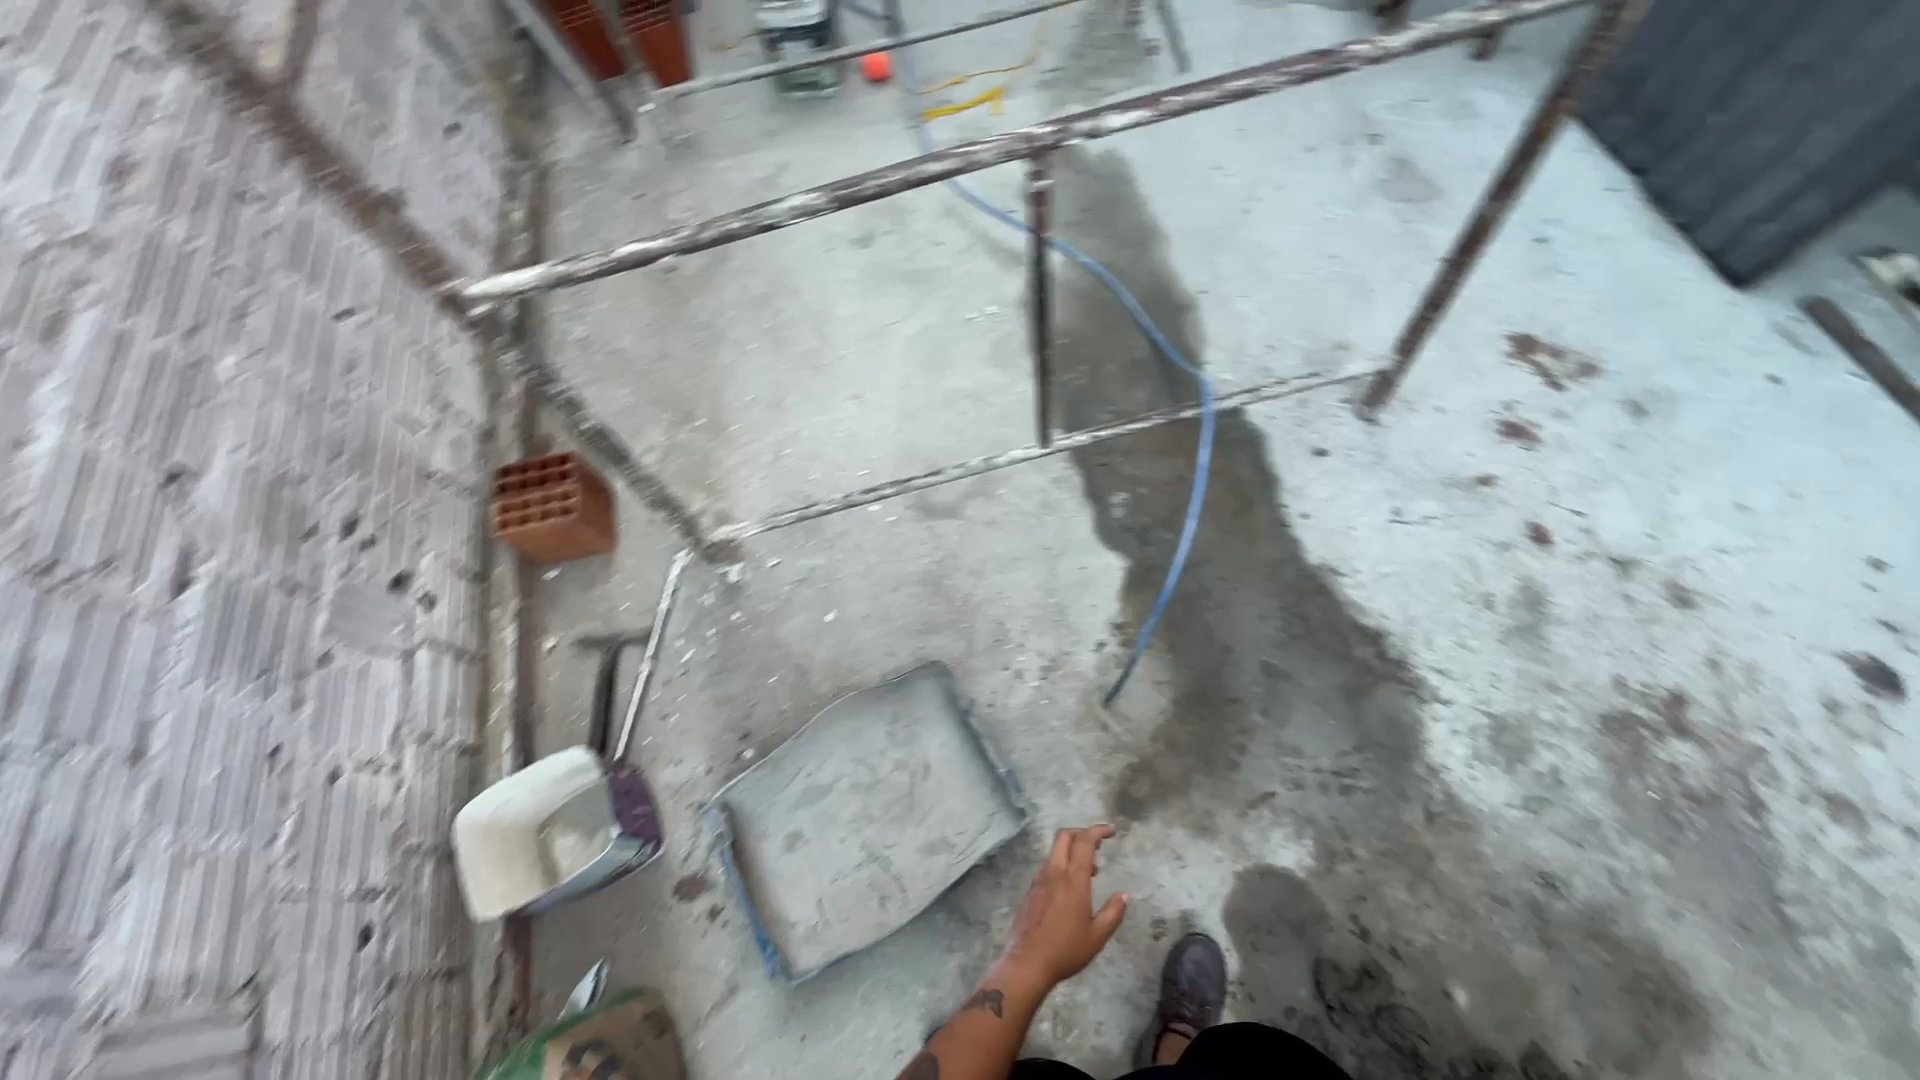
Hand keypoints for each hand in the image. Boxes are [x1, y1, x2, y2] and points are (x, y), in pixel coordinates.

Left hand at [997, 825, 1127, 987]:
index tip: (1112, 832)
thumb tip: (1125, 895)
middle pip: (1065, 836)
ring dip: (1073, 850)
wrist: (1027, 963)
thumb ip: (1113, 913)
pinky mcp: (1031, 890)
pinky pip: (1049, 866)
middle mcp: (1054, 873)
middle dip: (1082, 833)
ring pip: (1055, 851)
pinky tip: (1072, 886)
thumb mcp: (1097, 936)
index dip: (1098, 831)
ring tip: (1092, 871)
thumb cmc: (1065, 950)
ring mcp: (1039, 880)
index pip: (1084, 842)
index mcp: (1073, 880)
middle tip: (1099, 845)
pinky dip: (1063, 864)